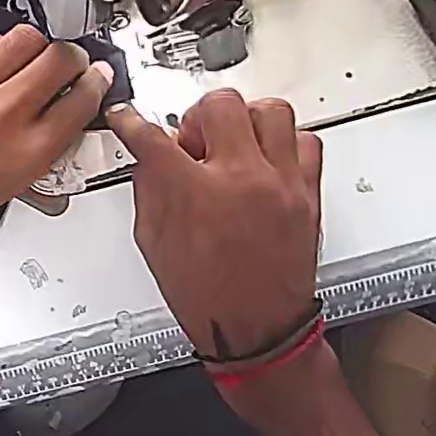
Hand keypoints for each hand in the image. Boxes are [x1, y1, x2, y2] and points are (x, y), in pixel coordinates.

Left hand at [0, 24, 111, 275]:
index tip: (95, 75)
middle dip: (70, 58)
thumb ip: (59, 137)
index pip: (82, 98)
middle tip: (64, 64)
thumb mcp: (25, 178)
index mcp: (28, 151)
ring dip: (32, 48)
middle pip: (59, 58)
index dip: (95, 81)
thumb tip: (85, 95)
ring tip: (23, 64)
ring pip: (24, 37)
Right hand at [107, 90, 322, 360]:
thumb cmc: (209, 296)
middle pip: (218, 105)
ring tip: (233, 142)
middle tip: (193, 140)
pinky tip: (267, 159)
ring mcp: (280, 184)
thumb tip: (148, 159)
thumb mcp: (154, 243)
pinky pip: (306, 141)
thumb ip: (149, 191)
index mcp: (194, 194)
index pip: (152, 138)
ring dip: (243, 120)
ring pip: (270, 111)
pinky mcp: (308, 193)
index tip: (127, 118)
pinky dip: (284, 142)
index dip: (130, 123)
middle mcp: (241, 180)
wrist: (258, 331)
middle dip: (195, 116)